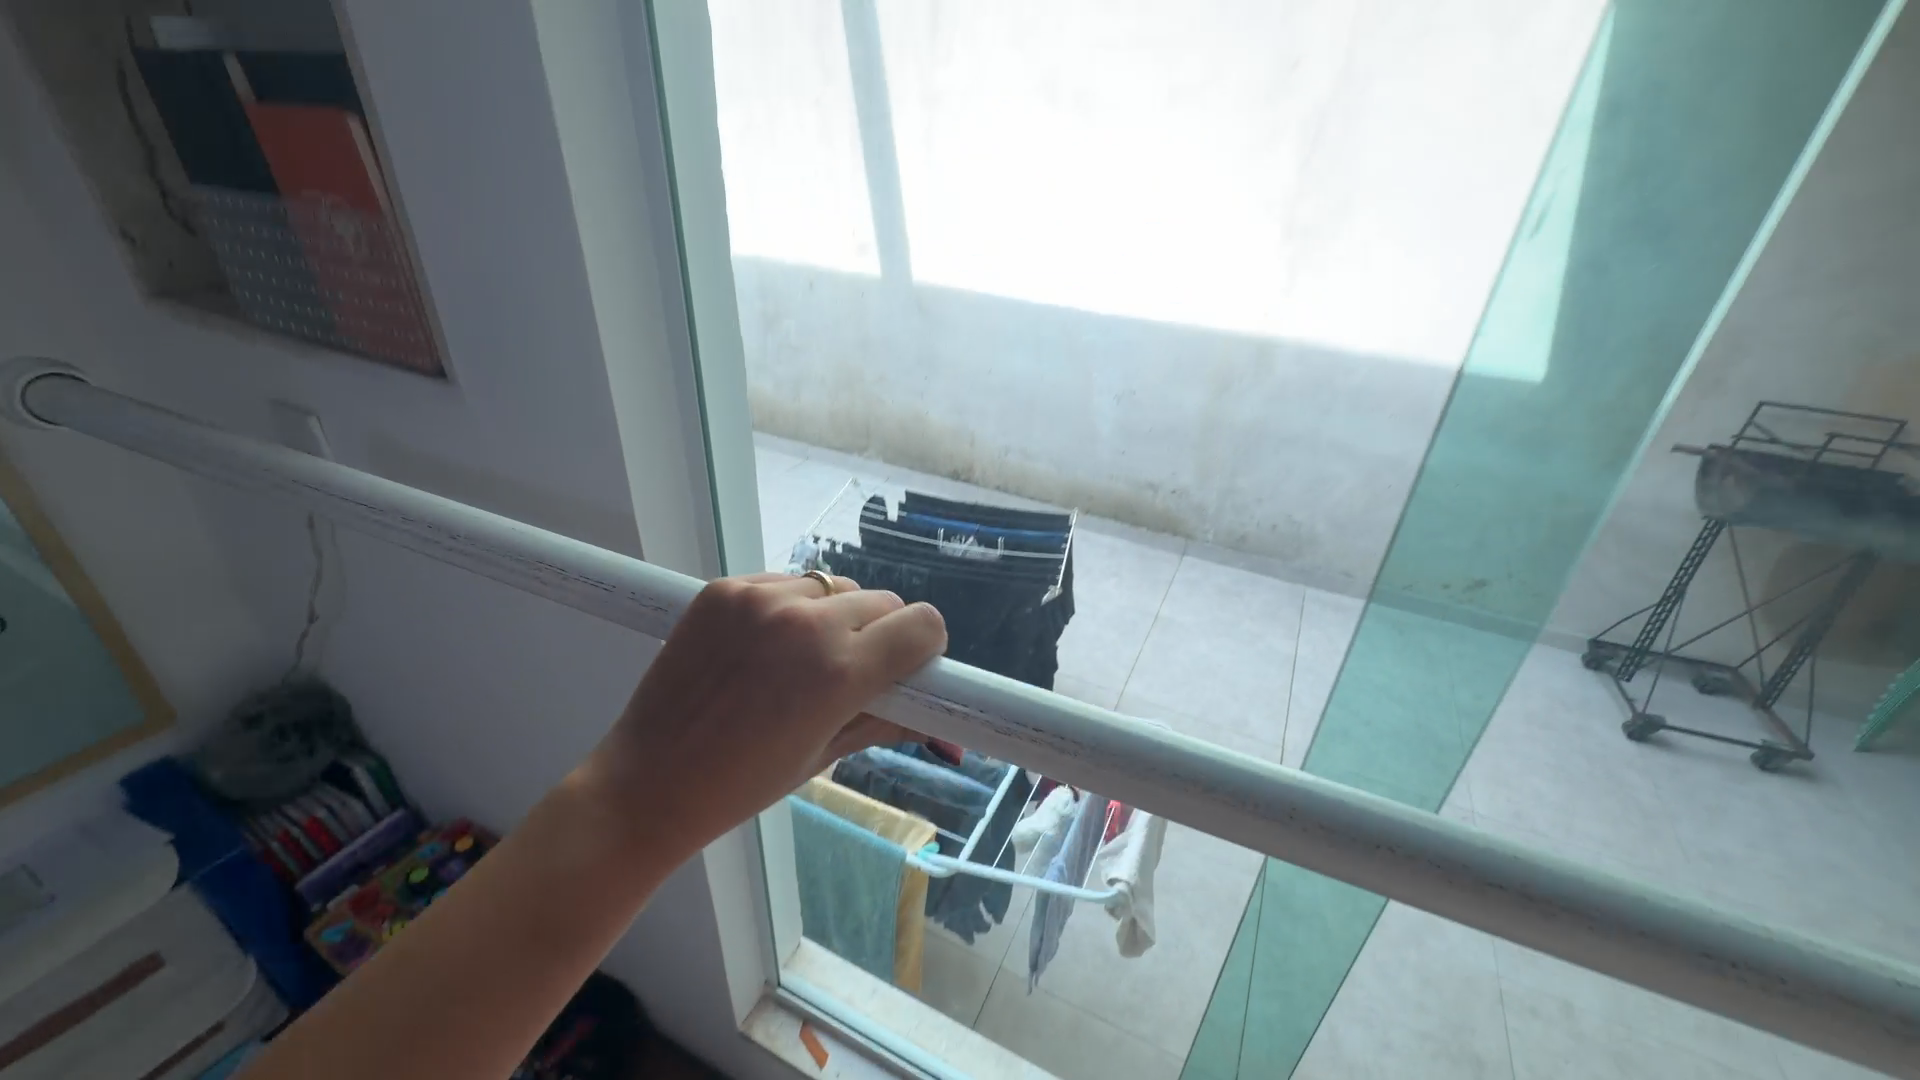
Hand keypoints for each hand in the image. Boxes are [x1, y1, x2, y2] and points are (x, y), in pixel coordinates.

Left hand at [581, 572, 947, 860]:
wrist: (647, 782)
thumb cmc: (743, 784)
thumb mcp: (825, 756)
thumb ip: (887, 723)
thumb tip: (943, 728)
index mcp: (838, 673)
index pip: (923, 626)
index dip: (925, 648)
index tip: (911, 667)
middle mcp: (806, 623)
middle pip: (883, 602)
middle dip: (881, 635)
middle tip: (855, 670)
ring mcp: (760, 600)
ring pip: (834, 587)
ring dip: (835, 616)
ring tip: (802, 658)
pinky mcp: (724, 589)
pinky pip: (786, 583)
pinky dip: (791, 607)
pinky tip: (766, 644)